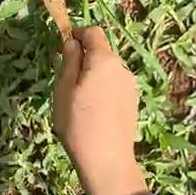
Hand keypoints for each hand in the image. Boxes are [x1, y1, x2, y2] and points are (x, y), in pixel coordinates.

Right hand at [53, 26, 148, 194]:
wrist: (108, 162)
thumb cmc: (78, 124)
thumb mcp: (64, 90)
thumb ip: (69, 61)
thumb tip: (71, 41)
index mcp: (104, 60)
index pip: (93, 32)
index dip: (77, 35)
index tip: (62, 49)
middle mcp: (122, 68)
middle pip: (102, 51)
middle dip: (84, 57)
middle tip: (66, 80)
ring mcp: (130, 85)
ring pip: (108, 69)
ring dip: (93, 74)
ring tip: (78, 100)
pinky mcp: (133, 101)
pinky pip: (114, 84)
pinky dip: (102, 88)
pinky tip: (93, 111)